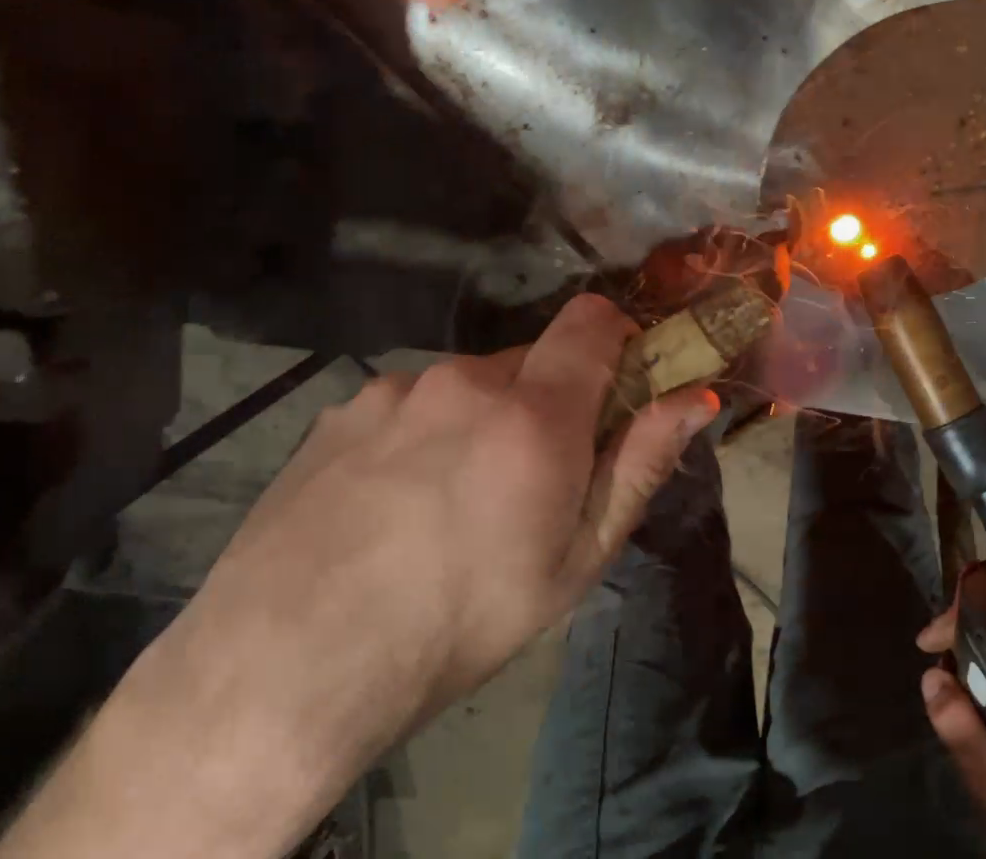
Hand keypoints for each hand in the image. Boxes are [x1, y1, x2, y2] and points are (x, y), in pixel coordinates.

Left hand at [191, 293, 720, 719]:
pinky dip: (427, 435)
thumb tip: (697, 398)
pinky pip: (411, 405)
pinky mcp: (339, 413)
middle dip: (552, 401)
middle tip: (536, 481)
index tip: (620, 395)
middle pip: (533, 359)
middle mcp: (463, 380)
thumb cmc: (463, 621)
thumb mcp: (577, 557)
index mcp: (533, 413)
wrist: (288, 665)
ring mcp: (392, 391)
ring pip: (469, 385)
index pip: (594, 321)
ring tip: (457, 505)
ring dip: (486, 420)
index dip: (621, 341)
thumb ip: (640, 464)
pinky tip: (397, 505)